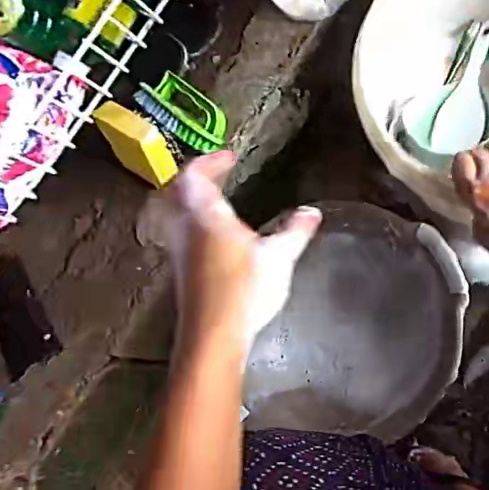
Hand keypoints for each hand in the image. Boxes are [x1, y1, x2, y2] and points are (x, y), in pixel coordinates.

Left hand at [137, 151, 320, 357]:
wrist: (214, 333)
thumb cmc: (245, 289)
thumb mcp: (279, 256)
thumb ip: (295, 231)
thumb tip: (311, 212)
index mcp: (206, 215)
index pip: (196, 175)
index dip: (210, 161)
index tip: (227, 156)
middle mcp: (186, 228)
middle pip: (178, 192)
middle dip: (196, 178)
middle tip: (215, 174)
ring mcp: (180, 250)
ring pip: (177, 213)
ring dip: (192, 201)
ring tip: (216, 201)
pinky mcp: (183, 270)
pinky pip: (184, 233)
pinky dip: (196, 223)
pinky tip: (217, 236)